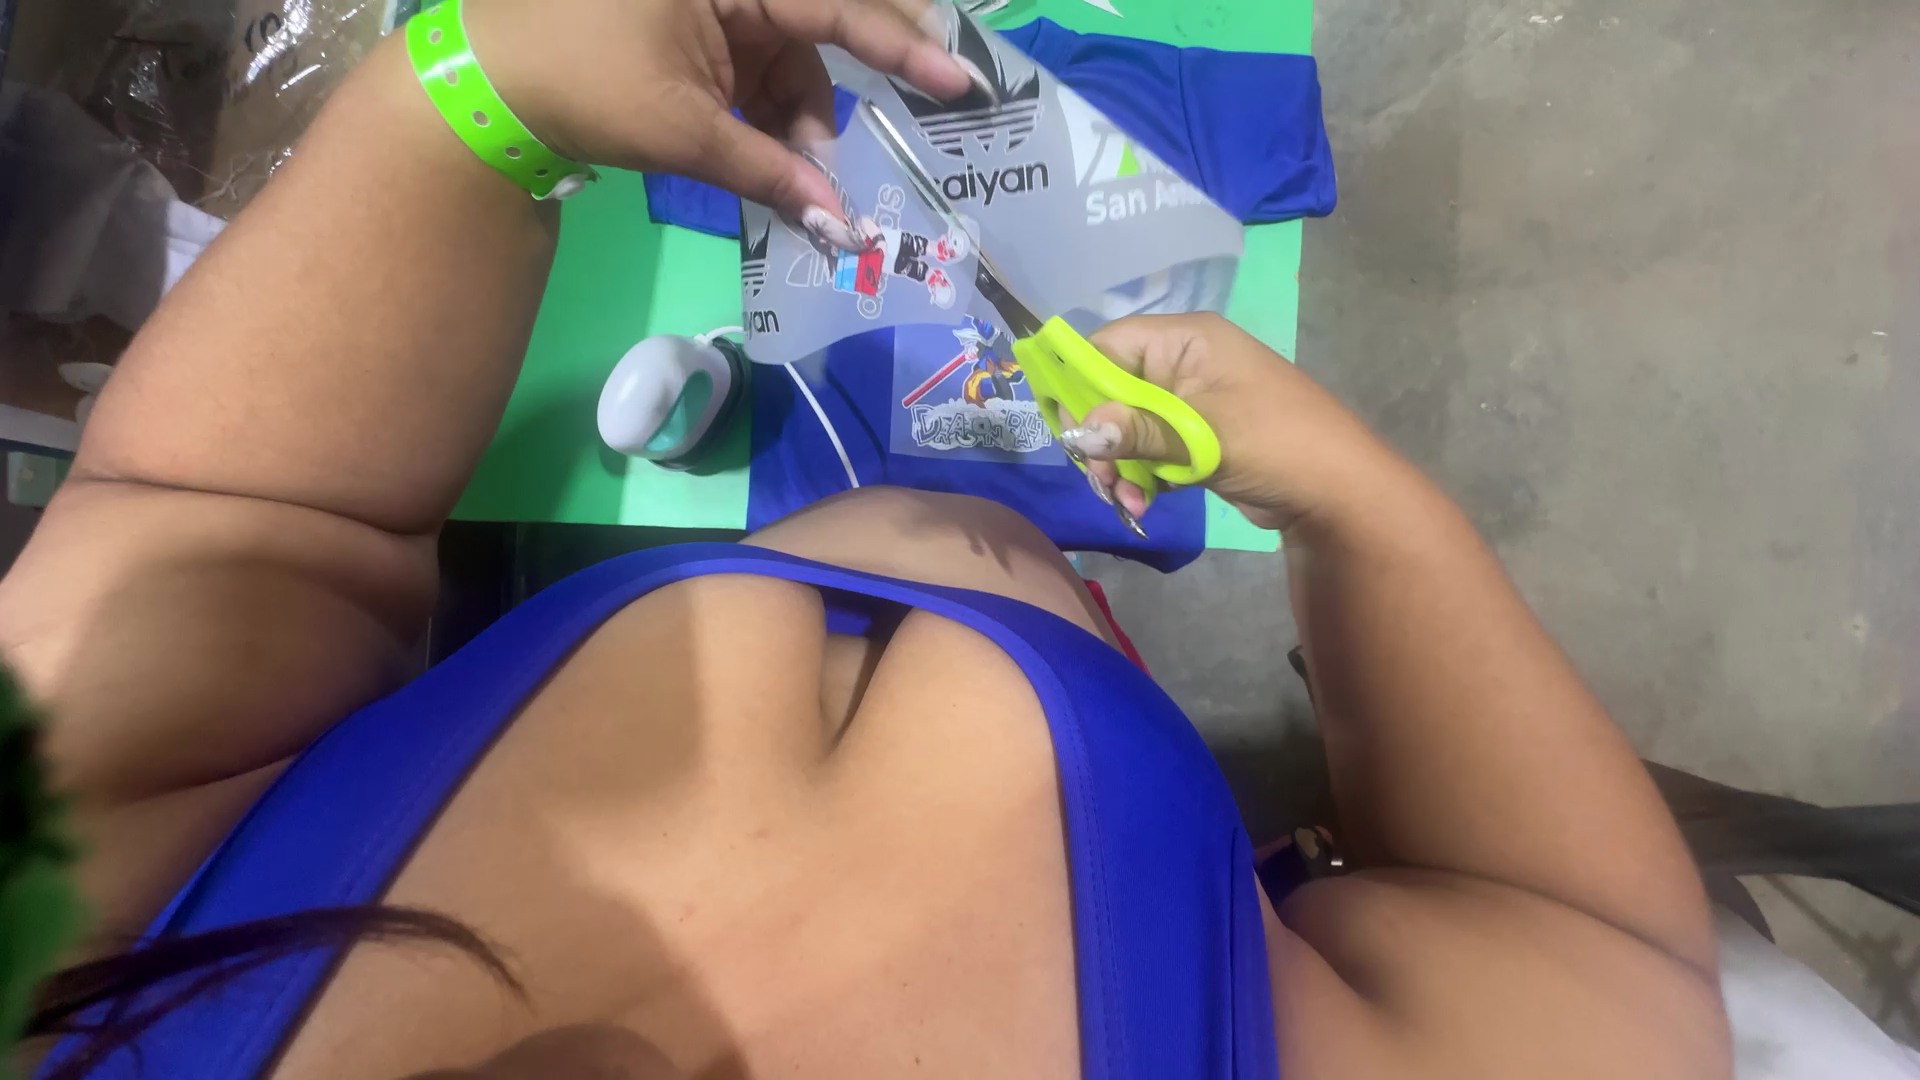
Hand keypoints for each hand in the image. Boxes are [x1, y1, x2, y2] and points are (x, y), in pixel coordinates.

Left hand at [459, 0, 976, 241]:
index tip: (958, 78)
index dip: (902, 44)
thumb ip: (772, 175)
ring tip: (811, 183)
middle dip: (867, 74)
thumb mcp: (687, 132)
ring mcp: (725, 8)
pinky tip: (787, 164)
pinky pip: (770, 78)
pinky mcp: (713, 36)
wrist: (501, 82)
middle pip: (827, 25)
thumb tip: (840, 228)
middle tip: (926, 103)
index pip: (834, 6)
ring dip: (811, 128)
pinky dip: (781, 124)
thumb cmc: (586, 83)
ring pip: (800, 67)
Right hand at [1064, 313, 1399, 532]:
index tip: (1069, 430)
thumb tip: (1079, 432)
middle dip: (1101, 439)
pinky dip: (1137, 477)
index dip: (1080, 383)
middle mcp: (1181, 365)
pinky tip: (1140, 503)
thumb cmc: (1275, 442)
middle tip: (1100, 478)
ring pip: (1124, 428)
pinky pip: (1146, 450)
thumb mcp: (1201, 434)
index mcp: (1186, 340)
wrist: (1336, 492)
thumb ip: (1137, 430)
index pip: (1108, 346)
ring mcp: (1186, 403)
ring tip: (1126, 500)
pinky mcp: (1191, 438)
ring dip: (1118, 466)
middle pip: (1110, 392)